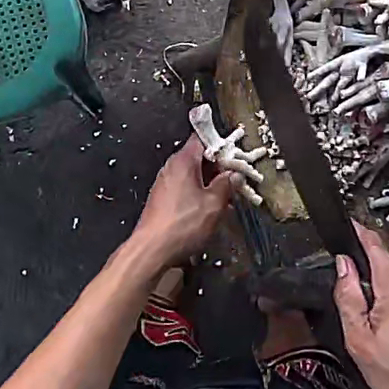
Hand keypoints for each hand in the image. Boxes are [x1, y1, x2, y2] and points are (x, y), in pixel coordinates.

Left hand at [122, 136, 234, 272]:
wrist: (152, 249)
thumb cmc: (183, 224)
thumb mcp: (214, 204)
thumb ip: (227, 185)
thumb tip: (233, 174)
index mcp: (183, 161)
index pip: (202, 139)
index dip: (221, 145)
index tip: (237, 155)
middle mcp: (171, 168)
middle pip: (198, 158)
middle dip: (219, 168)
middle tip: (237, 180)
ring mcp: (165, 183)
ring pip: (192, 175)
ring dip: (210, 184)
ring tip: (228, 198)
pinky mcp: (162, 199)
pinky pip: (184, 189)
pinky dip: (199, 194)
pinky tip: (210, 210)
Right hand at [333, 223, 388, 388]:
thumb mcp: (358, 339)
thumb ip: (347, 296)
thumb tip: (343, 266)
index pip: (374, 245)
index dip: (357, 233)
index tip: (345, 226)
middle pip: (381, 265)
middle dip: (364, 278)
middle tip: (356, 310)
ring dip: (379, 294)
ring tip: (376, 329)